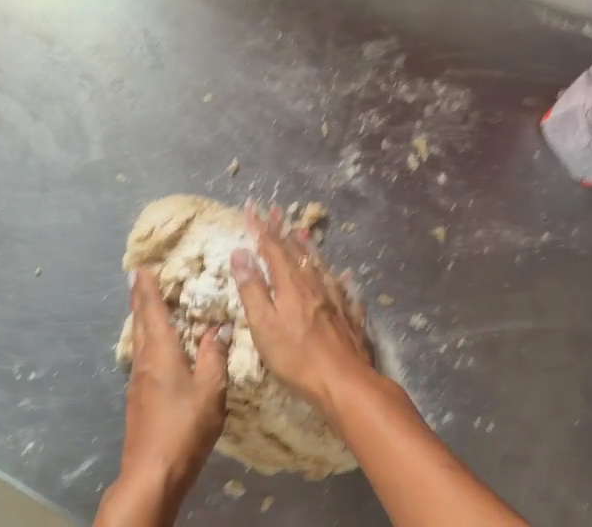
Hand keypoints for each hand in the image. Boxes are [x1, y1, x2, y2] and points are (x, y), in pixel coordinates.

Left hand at [120, 269, 229, 492]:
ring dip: (143, 320)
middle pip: (140, 322)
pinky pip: (143, 357)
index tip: (139, 267)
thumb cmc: (184, 427)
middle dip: (141, 299)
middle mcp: (144, 360)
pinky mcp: (138, 399)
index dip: (146, 287)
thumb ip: (214, 357)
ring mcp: (138, 381)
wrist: (152, 473)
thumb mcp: (210, 391)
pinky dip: (148, 341)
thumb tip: (217, 328)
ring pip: (139, 340)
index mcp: (160, 351)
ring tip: (150, 308)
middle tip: (141, 280)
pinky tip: (157, 350)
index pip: (151, 309)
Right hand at [231, 202, 373, 412]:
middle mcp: (314, 285)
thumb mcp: (263, 325)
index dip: (260, 228)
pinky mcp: (351, 319)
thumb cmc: (297, 357)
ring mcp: (336, 301)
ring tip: (304, 233)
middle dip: (283, 231)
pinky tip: (345, 277)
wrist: (346, 384)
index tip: (251, 207)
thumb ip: (252, 288)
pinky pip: (345, 291)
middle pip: (296, 252)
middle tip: (276, 212)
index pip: (271, 248)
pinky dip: (341, 280)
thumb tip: (240, 253)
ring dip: (309, 248)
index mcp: (290, 284)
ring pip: (320, 267)